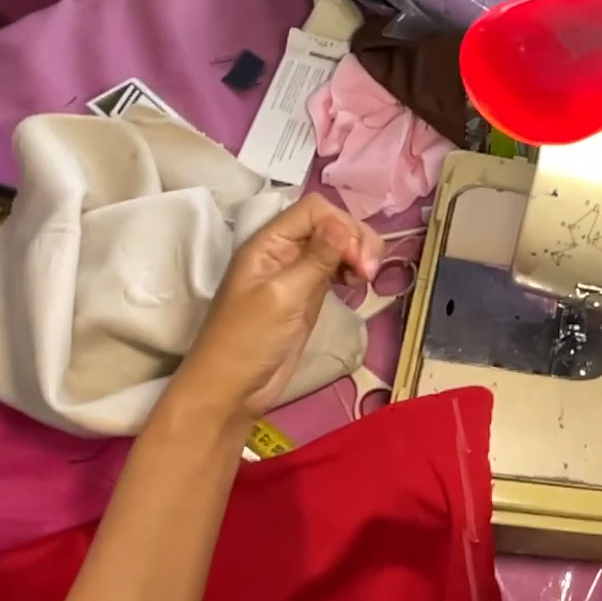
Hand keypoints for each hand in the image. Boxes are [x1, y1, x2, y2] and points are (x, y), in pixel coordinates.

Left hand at [172, 195, 382, 420]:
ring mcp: (297, 273)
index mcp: (268, 243)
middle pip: (330, 224)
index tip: (357, 260)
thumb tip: (344, 223)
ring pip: (338, 245)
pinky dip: (352, 270)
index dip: (342, 226)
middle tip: (369, 274)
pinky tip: (358, 285)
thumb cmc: (248, 341)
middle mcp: (284, 252)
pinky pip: (337, 268)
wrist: (232, 390)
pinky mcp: (309, 294)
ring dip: (359, 255)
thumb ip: (316, 259)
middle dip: (356, 240)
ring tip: (367, 279)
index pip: (314, 210)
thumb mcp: (283, 296)